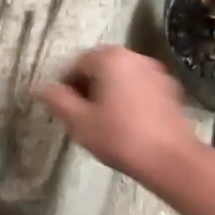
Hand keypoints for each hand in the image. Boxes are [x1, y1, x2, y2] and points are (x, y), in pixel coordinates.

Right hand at [38, 46, 197, 178]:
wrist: (170, 158)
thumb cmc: (120, 137)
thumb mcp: (79, 122)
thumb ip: (58, 101)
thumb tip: (44, 88)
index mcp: (110, 58)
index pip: (78, 63)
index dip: (67, 85)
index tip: (65, 109)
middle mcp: (135, 56)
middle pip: (101, 66)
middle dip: (88, 87)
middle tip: (82, 115)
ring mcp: (156, 70)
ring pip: (122, 76)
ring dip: (109, 92)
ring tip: (104, 121)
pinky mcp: (170, 88)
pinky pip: (140, 86)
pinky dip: (129, 97)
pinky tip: (128, 123)